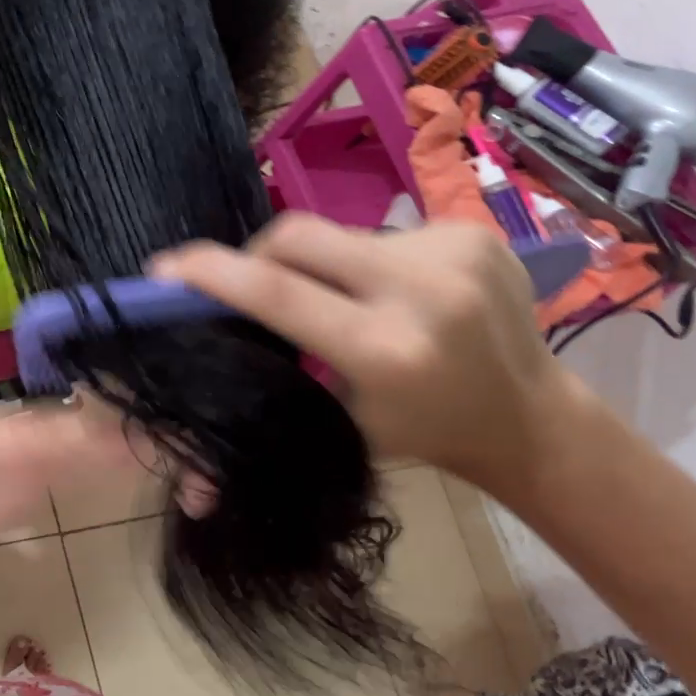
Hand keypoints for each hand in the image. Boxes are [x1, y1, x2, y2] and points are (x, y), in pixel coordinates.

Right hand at [148, 214, 577, 485]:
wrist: (531, 417)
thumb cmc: (420, 435)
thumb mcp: (334, 432)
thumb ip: (264, 410)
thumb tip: (187, 463)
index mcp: (386, 350)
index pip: (277, 291)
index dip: (210, 274)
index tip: (164, 269)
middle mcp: (424, 290)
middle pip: (295, 237)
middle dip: (253, 256)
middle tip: (245, 285)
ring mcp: (454, 252)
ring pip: (335, 236)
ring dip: (314, 265)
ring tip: (334, 301)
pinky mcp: (472, 232)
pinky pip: (376, 233)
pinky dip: (359, 261)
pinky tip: (385, 292)